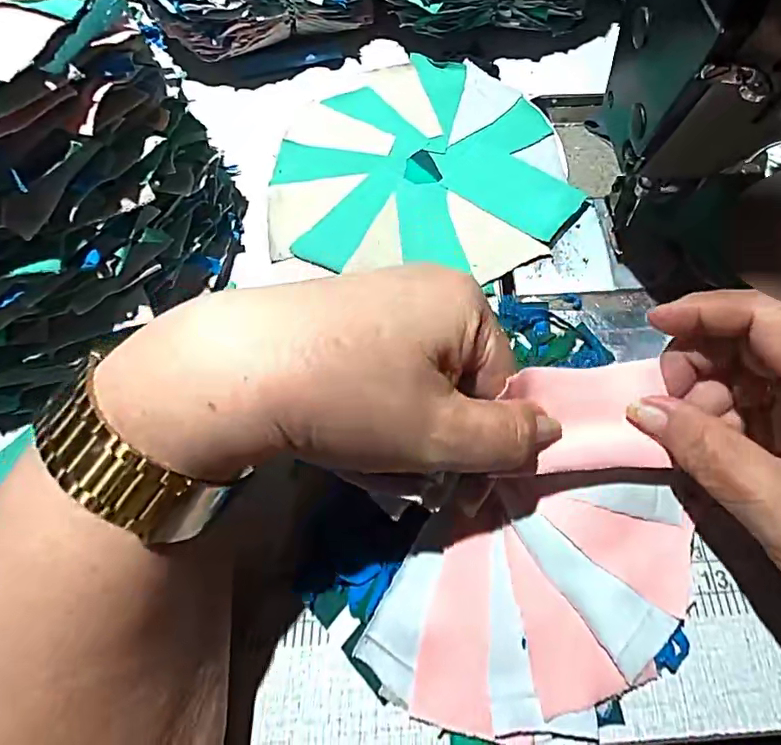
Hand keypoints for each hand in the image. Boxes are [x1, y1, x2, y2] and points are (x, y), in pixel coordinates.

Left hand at [90, 264, 559, 480]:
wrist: (226, 369)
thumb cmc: (349, 398)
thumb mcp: (437, 434)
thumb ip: (506, 440)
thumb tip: (554, 429)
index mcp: (466, 302)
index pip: (502, 384)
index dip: (484, 443)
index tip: (455, 492)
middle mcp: (432, 287)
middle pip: (461, 381)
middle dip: (439, 440)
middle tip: (403, 482)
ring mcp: (386, 294)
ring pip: (421, 380)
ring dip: (406, 432)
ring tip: (366, 465)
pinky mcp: (346, 311)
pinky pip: (385, 365)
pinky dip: (376, 406)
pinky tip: (343, 436)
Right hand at [626, 292, 780, 744]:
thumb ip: (708, 453)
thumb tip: (641, 410)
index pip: (771, 317)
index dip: (706, 311)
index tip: (652, 324)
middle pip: (772, 342)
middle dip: (710, 362)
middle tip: (666, 404)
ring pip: (777, 379)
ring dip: (725, 397)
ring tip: (688, 435)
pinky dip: (748, 425)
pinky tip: (719, 448)